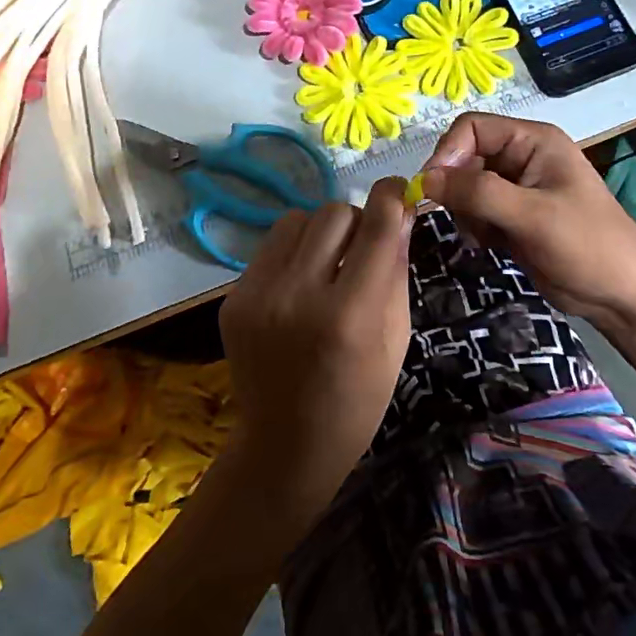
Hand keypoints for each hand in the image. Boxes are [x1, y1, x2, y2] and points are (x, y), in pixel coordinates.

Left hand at [218, 178, 412, 512]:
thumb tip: (402, 210)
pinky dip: (293, 254)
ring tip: (326, 265)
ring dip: (321, 232)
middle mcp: (299, 296)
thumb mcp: (395, 336)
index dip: (390, 197)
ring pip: (297, 220)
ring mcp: (258, 296)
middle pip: (334, 213)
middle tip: (360, 249)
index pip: (375, 226)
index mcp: (350, 313)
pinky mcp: (233, 299)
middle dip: (356, 221)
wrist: (287, 445)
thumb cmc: (359, 398)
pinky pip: (271, 247)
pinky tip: (299, 285)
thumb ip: (396, 268)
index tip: (397, 189)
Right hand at [420, 113, 635, 321]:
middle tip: (465, 220)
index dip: (448, 153)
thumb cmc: (587, 245)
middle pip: (466, 157)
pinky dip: (474, 227)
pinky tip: (489, 246)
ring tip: (483, 237)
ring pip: (466, 186)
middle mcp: (523, 157)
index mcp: (534, 141)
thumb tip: (425, 179)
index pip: (472, 128)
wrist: (621, 295)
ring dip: (465, 211)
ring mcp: (518, 188)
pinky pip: (477, 211)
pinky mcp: (514, 217)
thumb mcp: (532, 215)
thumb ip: (479, 192)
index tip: (432, 189)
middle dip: (457, 188)